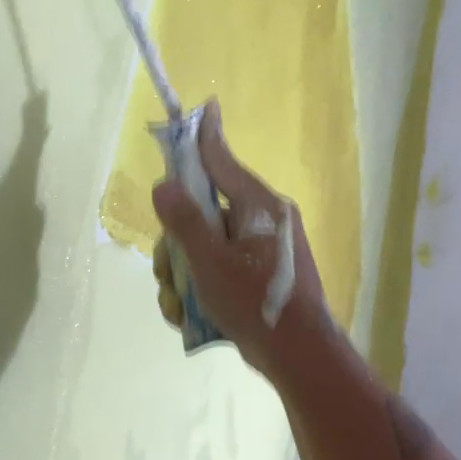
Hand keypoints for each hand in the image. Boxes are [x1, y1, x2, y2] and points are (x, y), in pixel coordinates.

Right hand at [150, 101, 332, 378]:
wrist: (296, 352)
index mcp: (257, 208)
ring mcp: (258, 247)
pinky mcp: (254, 271)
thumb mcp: (210, 262)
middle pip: (197, 213)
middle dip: (173, 246)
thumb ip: (185, 221)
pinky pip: (210, 268)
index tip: (202, 108)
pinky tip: (190, 313)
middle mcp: (259, 220)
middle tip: (170, 274)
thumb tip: (164, 183)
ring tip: (181, 305)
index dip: (205, 138)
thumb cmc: (255, 302)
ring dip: (179, 276)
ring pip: (197, 246)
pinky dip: (194, 290)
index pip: (222, 162)